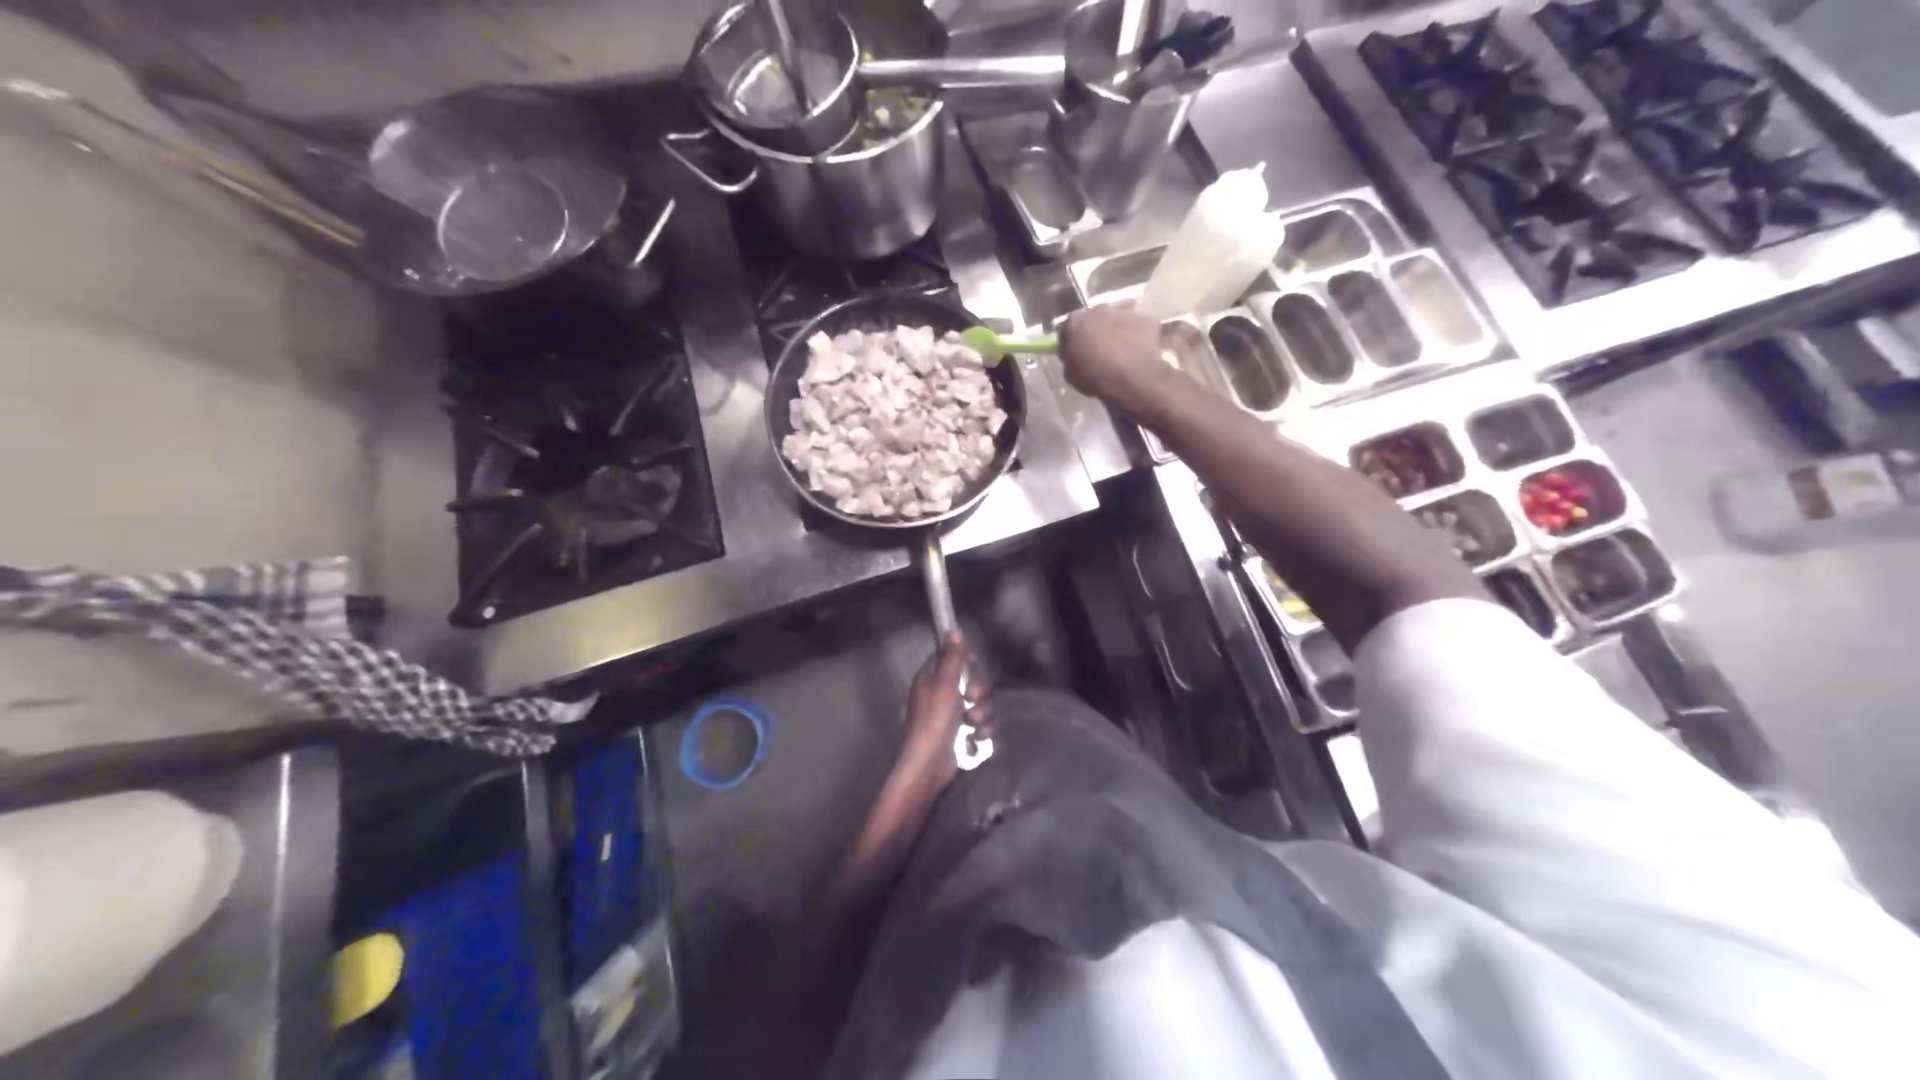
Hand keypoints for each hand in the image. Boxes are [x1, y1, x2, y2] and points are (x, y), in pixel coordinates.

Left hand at [896, 631, 992, 793]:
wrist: (929, 765)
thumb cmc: (934, 720)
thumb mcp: (945, 684)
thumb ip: (952, 657)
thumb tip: (953, 629)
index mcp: (930, 679)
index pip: (948, 658)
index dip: (963, 658)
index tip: (974, 663)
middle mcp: (939, 694)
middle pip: (969, 681)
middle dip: (978, 691)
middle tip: (971, 700)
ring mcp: (949, 716)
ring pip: (978, 704)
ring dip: (981, 713)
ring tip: (973, 725)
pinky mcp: (959, 735)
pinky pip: (980, 724)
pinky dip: (981, 731)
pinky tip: (976, 739)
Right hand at [1058, 305, 1172, 408]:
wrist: (1130, 379)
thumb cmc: (1094, 377)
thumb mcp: (1070, 375)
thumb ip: (1070, 359)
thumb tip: (1075, 356)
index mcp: (1075, 322)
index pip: (1069, 328)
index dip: (1073, 341)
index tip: (1077, 353)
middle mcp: (1099, 309)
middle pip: (1096, 319)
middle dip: (1097, 332)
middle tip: (1101, 351)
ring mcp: (1125, 312)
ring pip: (1119, 321)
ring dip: (1118, 333)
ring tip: (1123, 354)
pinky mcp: (1147, 320)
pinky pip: (1140, 328)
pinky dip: (1139, 338)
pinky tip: (1139, 354)